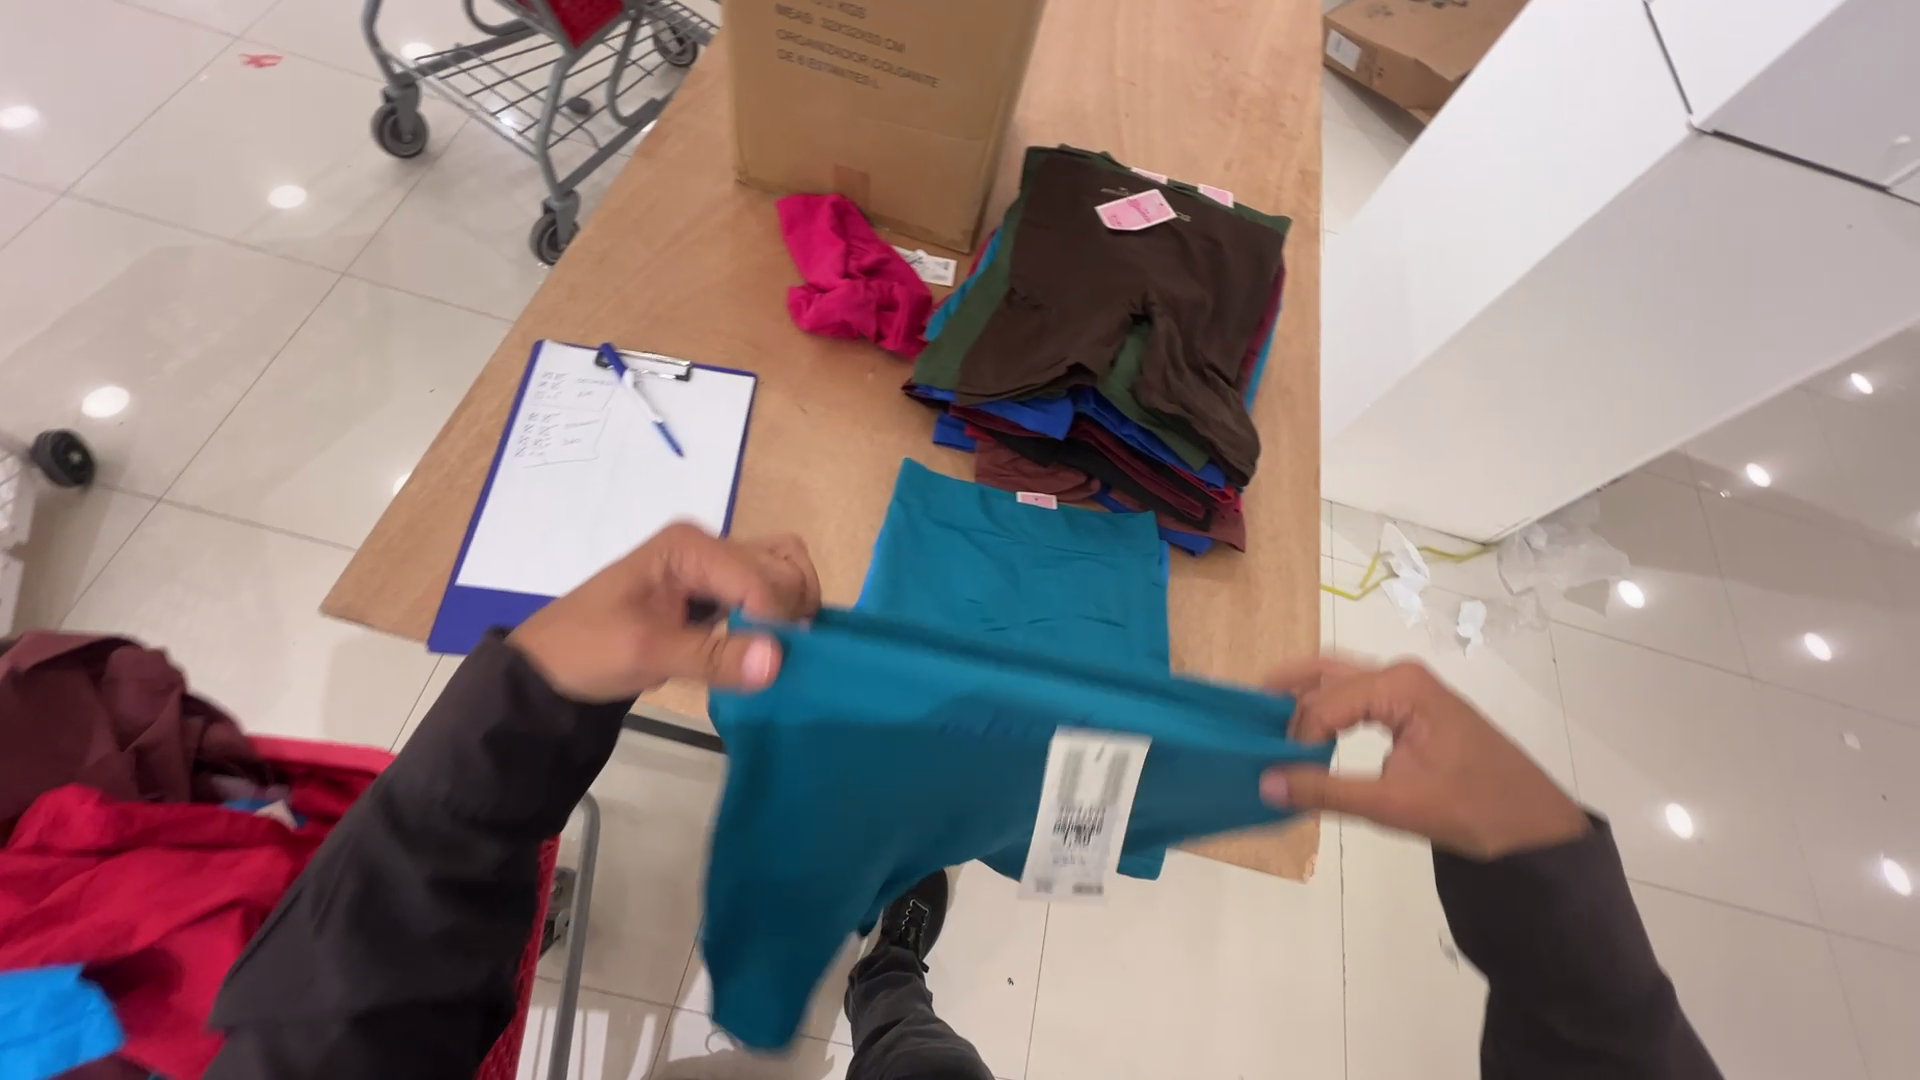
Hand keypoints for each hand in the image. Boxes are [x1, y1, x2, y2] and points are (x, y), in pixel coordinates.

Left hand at [509, 524, 821, 702]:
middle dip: (789, 610)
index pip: (759, 578)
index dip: (773, 620)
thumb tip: (777, 662)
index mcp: (689, 546)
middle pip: (782, 564)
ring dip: (794, 605)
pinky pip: (770, 586)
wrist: (552, 666)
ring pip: (785, 568)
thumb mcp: (646, 653)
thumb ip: (714, 657)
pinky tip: (772, 641)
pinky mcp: (719, 585)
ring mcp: (717, 563)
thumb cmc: (589, 650)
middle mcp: (710, 544)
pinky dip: (783, 610)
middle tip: (778, 655)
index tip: (770, 662)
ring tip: (783, 645)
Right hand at [1260, 656, 1589, 858]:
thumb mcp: (1394, 804)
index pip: (1325, 703)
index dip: (1297, 735)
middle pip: (1324, 673)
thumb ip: (1325, 791)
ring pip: (1337, 679)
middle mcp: (1399, 674)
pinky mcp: (1409, 704)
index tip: (1277, 768)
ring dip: (1302, 696)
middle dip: (1286, 695)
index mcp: (1399, 687)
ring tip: (1267, 721)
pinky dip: (1325, 708)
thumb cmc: (1473, 810)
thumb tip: (1264, 784)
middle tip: (1250, 720)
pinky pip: (1354, 695)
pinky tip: (1307, 731)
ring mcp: (1406, 686)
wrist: (1536, 828)